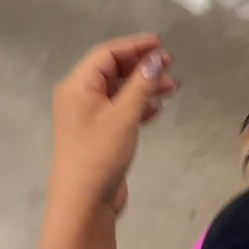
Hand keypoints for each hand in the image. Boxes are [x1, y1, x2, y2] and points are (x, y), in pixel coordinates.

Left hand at [49, 33, 177, 217]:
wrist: (83, 203)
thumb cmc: (100, 154)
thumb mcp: (124, 116)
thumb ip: (142, 84)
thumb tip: (157, 59)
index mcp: (77, 86)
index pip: (107, 54)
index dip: (135, 46)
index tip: (162, 45)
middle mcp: (79, 96)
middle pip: (112, 70)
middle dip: (142, 66)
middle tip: (171, 66)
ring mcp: (88, 116)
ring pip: (119, 90)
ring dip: (144, 86)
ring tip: (171, 89)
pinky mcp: (99, 133)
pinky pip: (120, 108)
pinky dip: (138, 104)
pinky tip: (156, 109)